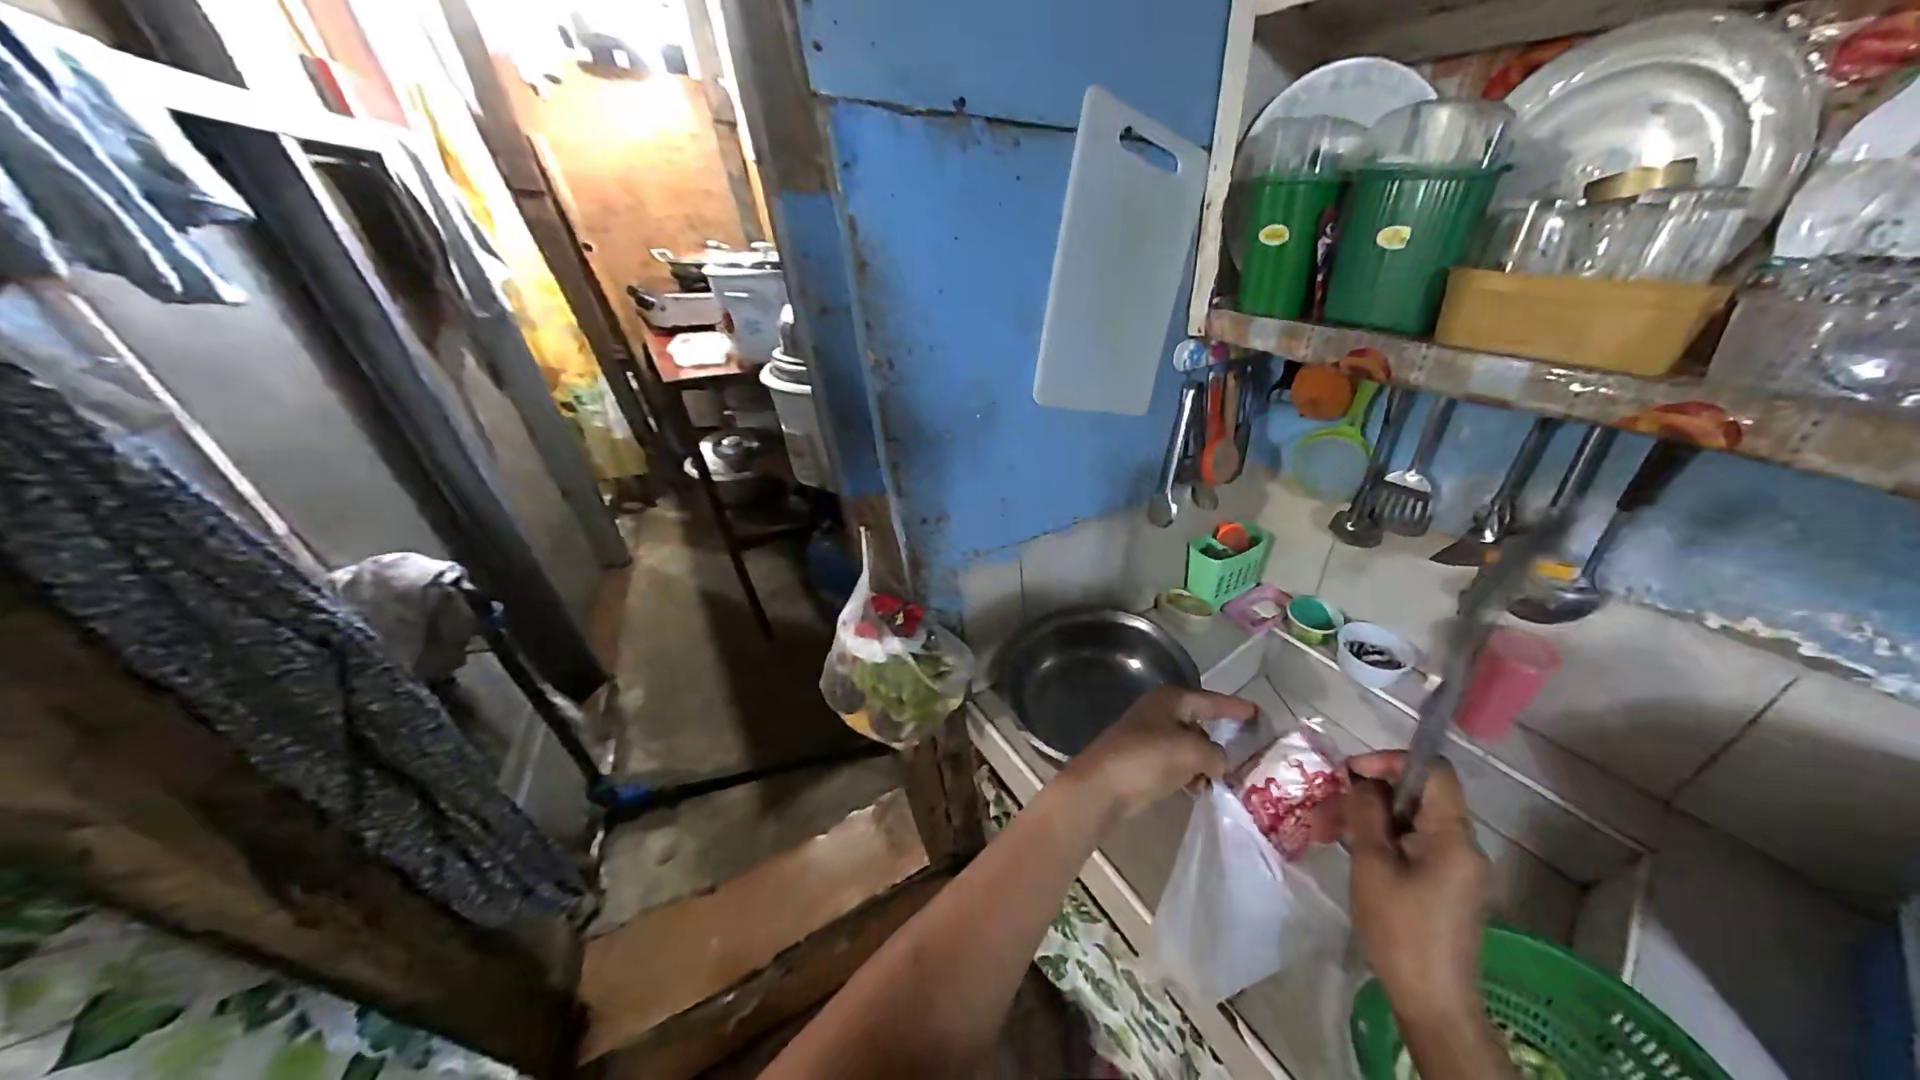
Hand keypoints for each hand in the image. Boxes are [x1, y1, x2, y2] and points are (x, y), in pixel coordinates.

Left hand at [1058, 686, 1241, 818]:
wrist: (1102, 786)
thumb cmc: (1147, 758)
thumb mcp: (1193, 751)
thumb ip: (1217, 755)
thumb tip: (1218, 763)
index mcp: (1170, 700)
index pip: (1210, 700)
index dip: (1234, 707)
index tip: (1258, 712)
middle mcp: (1159, 713)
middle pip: (1200, 723)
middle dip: (1221, 739)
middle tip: (1249, 752)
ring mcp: (1148, 737)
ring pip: (1189, 747)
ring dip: (1205, 762)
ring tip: (1223, 779)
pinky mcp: (1142, 761)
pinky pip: (1176, 764)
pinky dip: (1189, 774)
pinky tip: (1197, 789)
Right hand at [1344, 751, 1489, 1027]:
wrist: (1432, 1001)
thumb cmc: (1400, 928)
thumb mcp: (1373, 865)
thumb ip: (1367, 815)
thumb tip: (1362, 783)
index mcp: (1452, 836)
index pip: (1434, 772)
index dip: (1391, 761)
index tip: (1351, 773)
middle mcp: (1461, 845)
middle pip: (1416, 796)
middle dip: (1366, 795)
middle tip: (1325, 808)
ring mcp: (1453, 867)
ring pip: (1407, 821)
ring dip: (1366, 818)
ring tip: (1324, 831)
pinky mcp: (1442, 885)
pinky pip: (1410, 844)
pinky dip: (1379, 839)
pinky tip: (1347, 850)